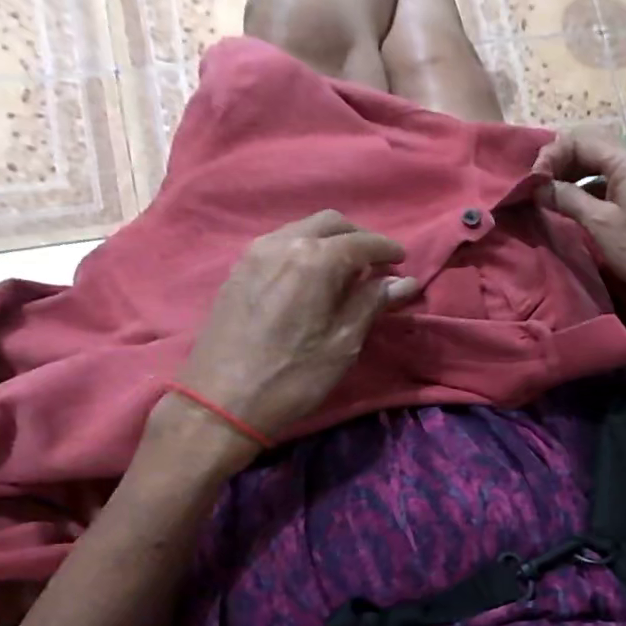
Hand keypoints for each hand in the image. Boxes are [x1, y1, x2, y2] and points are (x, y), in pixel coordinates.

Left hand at [162, 211, 419, 466]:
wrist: (221, 402)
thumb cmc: (294, 376)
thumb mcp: (344, 343)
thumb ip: (372, 303)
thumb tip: (403, 281)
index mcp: (314, 260)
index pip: (361, 242)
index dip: (387, 250)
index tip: (403, 263)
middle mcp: (283, 243)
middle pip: (330, 223)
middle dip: (359, 238)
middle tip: (378, 265)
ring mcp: (255, 253)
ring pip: (303, 229)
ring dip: (331, 242)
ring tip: (349, 273)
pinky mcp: (238, 269)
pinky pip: (281, 244)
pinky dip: (306, 251)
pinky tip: (315, 279)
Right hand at [533, 131, 625, 336]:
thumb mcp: (598, 223)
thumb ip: (566, 198)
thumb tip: (537, 186)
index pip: (580, 139)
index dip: (552, 155)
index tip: (534, 180)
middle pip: (589, 144)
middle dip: (560, 160)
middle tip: (538, 183)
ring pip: (597, 160)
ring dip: (572, 172)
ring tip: (550, 191)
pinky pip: (607, 176)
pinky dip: (587, 184)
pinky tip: (570, 199)